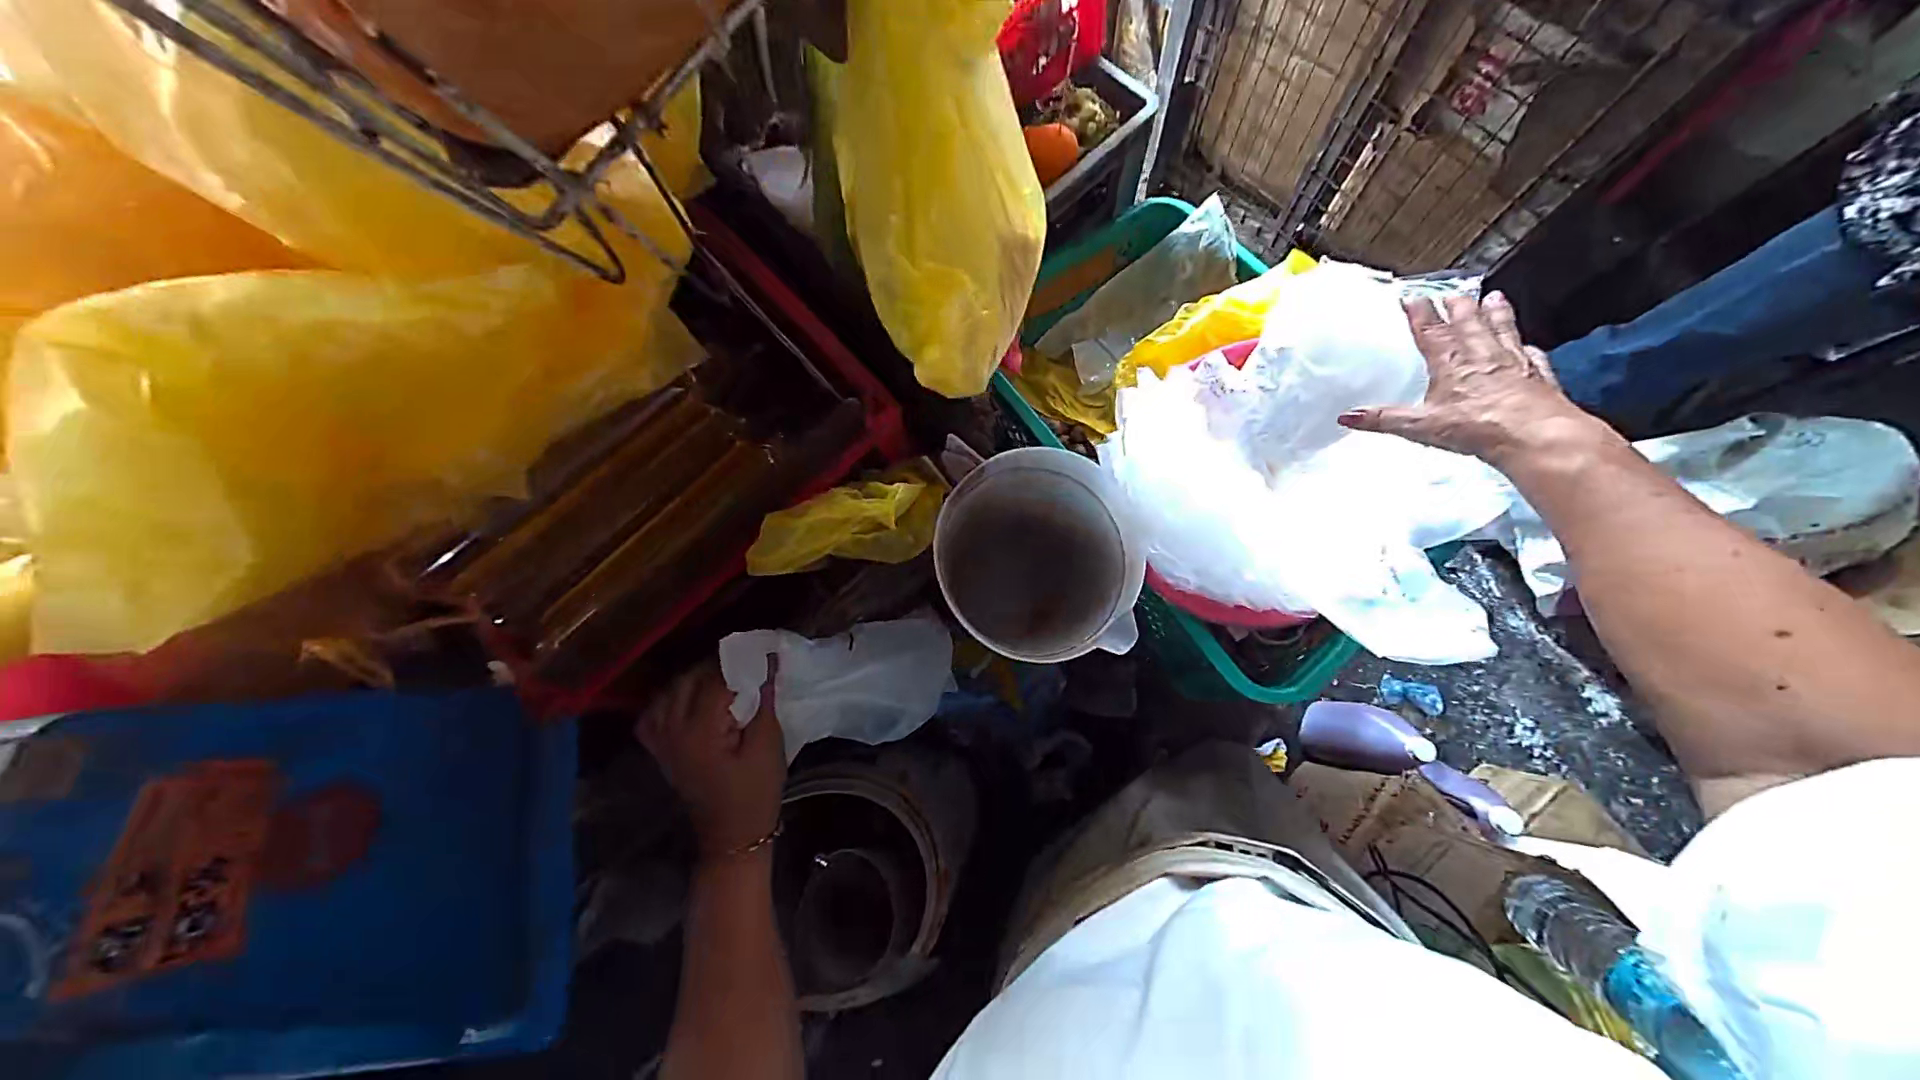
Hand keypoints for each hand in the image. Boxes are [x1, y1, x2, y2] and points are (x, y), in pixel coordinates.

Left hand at [636, 662, 786, 858]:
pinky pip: (655, 712)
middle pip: (689, 679)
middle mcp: (672, 730)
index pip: (716, 679)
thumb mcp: (768, 743)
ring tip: (723, 679)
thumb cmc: (756, 792)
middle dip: (717, 667)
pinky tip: (692, 698)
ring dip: (695, 679)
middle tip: (747, 665)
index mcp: (700, 730)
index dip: (741, 662)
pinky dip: (672, 698)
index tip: (763, 651)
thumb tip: (767, 662)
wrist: (733, 836)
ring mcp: (661, 740)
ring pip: (670, 691)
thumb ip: (763, 700)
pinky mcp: (659, 749)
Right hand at [1337, 291, 1601, 464]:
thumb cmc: (1478, 427)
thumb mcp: (1419, 426)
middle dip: (1459, 307)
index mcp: (1451, 364)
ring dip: (1496, 314)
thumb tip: (1349, 417)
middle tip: (1453, 294)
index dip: (1421, 314)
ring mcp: (1512, 364)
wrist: (1532, 435)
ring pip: (1502, 330)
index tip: (1414, 299)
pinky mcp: (1537, 377)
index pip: (1431, 333)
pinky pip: (1530, 355)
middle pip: (1468, 324)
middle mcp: (1482, 357)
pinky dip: (1526, 347)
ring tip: (1494, 298)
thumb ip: (1382, 419)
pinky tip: (1527, 346)